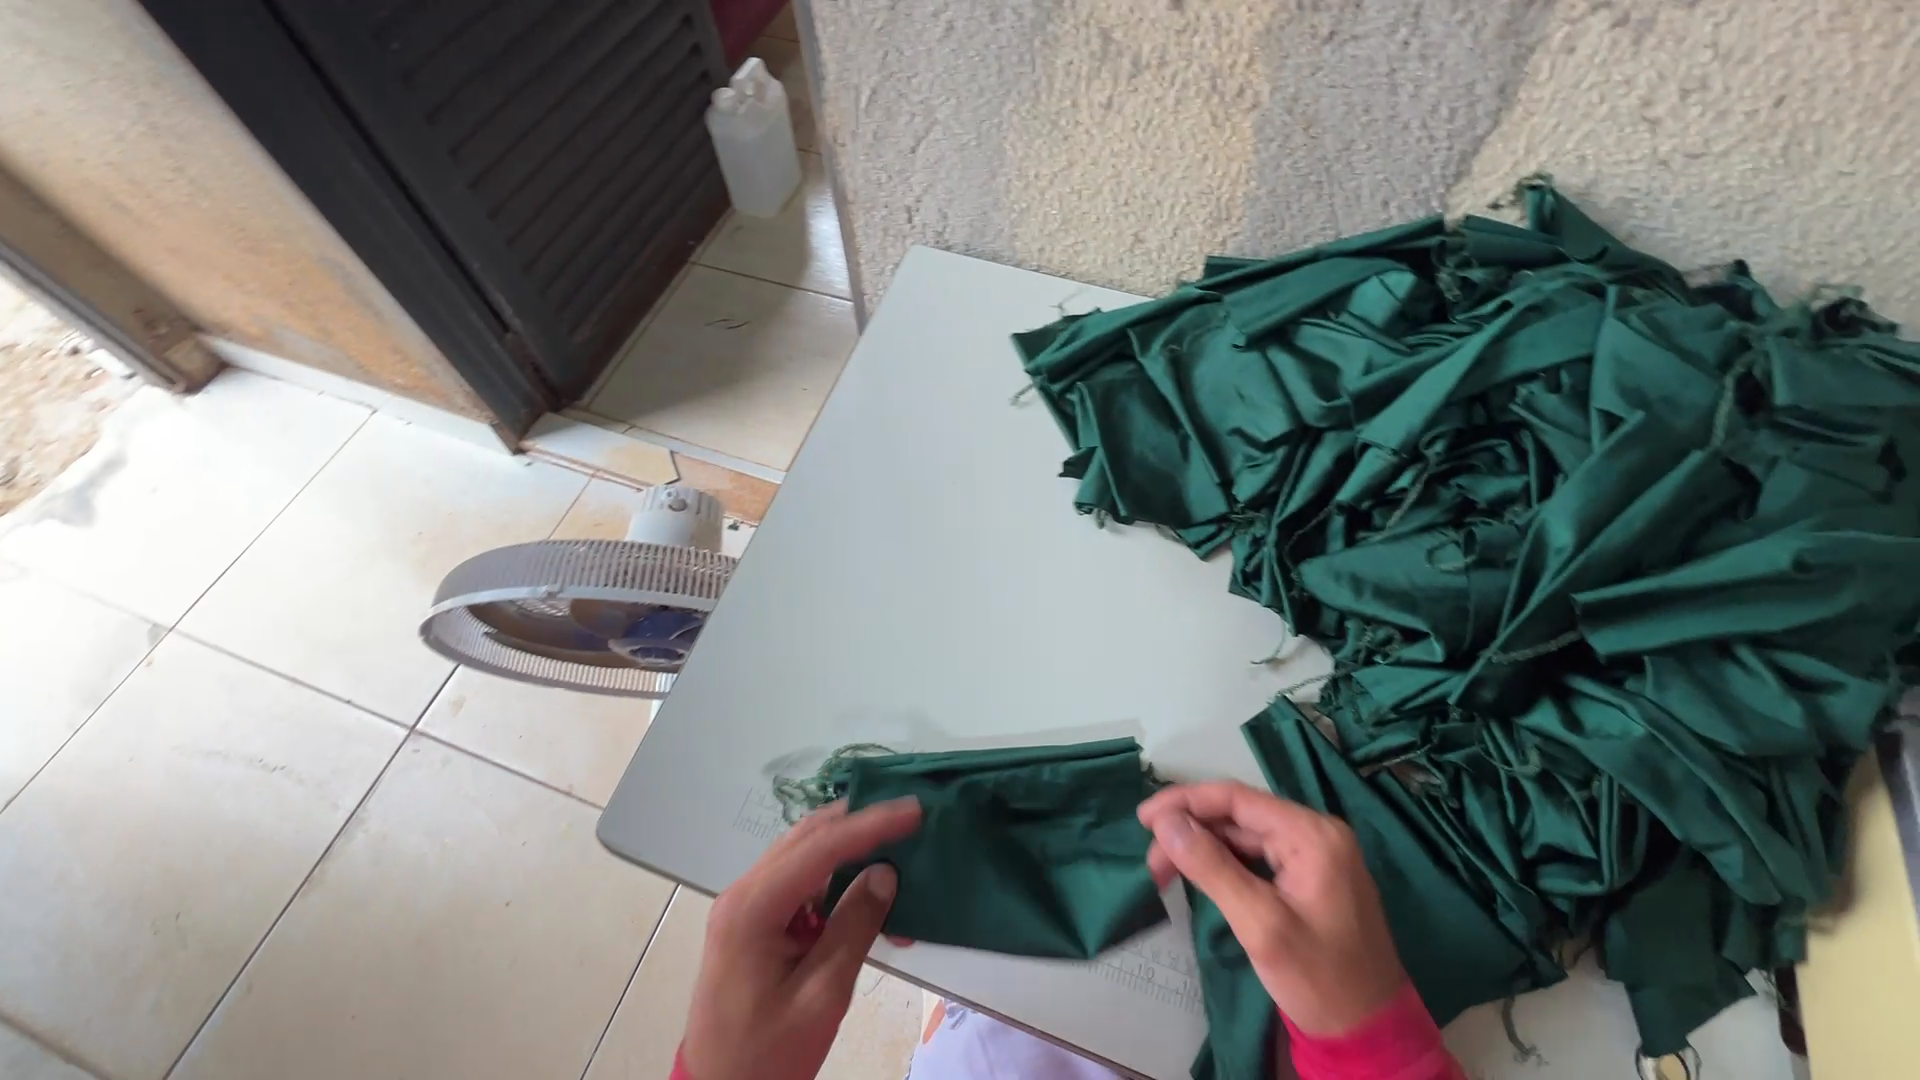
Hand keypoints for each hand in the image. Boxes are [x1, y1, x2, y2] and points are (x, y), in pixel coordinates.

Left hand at [683, 798, 921, 1079]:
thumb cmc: (767, 1054)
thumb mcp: (820, 998)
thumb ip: (854, 929)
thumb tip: (885, 872)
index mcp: (752, 907)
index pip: (819, 847)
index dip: (869, 824)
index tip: (913, 810)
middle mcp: (744, 892)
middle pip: (808, 838)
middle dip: (860, 823)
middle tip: (909, 816)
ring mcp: (746, 904)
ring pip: (805, 855)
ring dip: (850, 848)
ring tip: (896, 843)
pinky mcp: (755, 920)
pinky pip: (801, 882)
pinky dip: (837, 878)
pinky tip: (868, 889)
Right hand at [1139, 781, 1407, 1036]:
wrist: (1370, 1035)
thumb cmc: (1320, 980)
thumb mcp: (1260, 924)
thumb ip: (1211, 867)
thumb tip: (1165, 822)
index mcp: (1312, 834)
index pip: (1236, 798)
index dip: (1184, 802)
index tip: (1143, 819)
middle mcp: (1315, 833)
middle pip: (1237, 814)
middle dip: (1189, 830)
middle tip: (1151, 860)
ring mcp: (1314, 854)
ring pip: (1242, 834)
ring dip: (1201, 847)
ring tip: (1163, 870)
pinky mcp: (1307, 876)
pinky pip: (1255, 854)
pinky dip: (1221, 861)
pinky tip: (1196, 873)